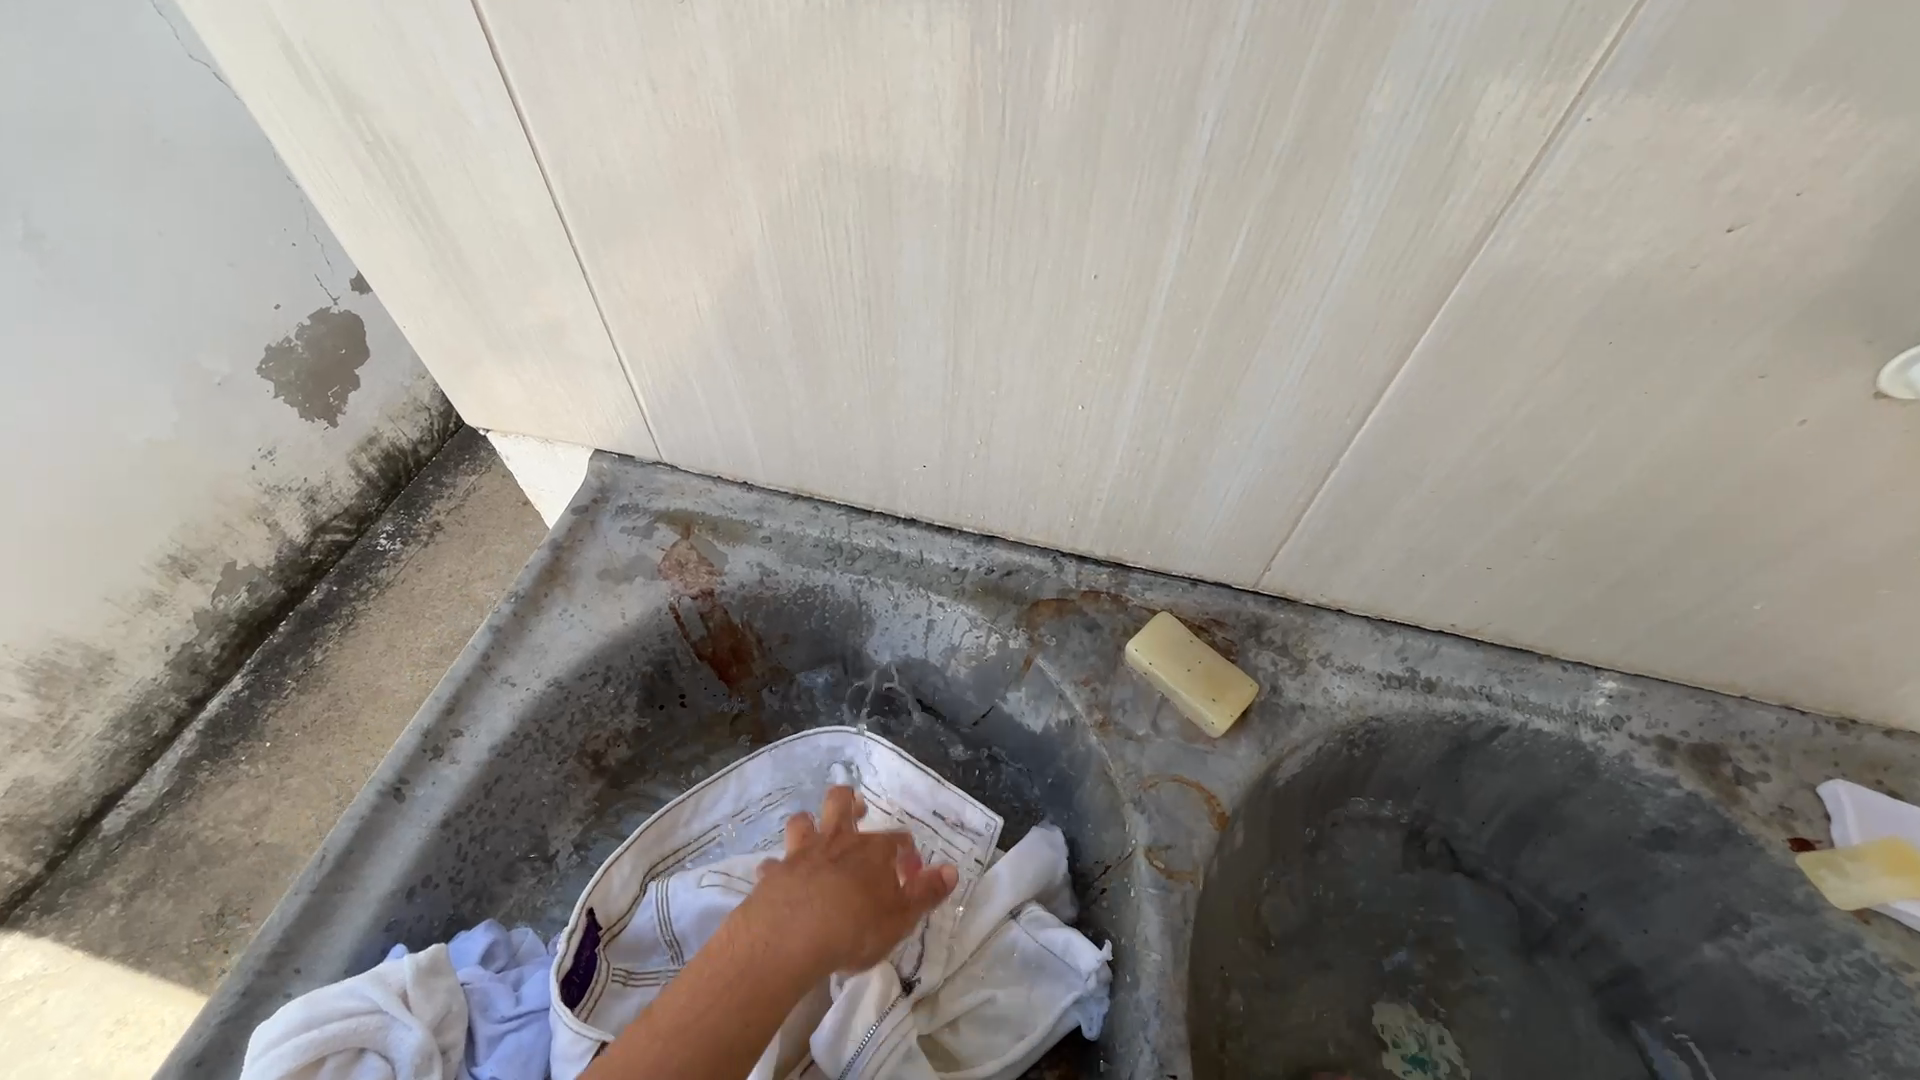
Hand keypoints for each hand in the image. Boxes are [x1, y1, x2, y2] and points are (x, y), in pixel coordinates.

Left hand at [745, 785, 958, 976]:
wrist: (792, 937)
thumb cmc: (855, 928)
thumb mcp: (901, 917)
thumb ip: (926, 893)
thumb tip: (952, 870)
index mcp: (873, 851)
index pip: (897, 839)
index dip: (905, 850)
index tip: (910, 867)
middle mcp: (838, 842)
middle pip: (842, 802)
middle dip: (851, 802)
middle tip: (859, 810)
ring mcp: (802, 854)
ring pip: (803, 821)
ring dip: (809, 824)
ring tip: (814, 834)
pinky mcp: (774, 874)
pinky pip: (774, 864)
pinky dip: (778, 869)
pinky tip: (778, 878)